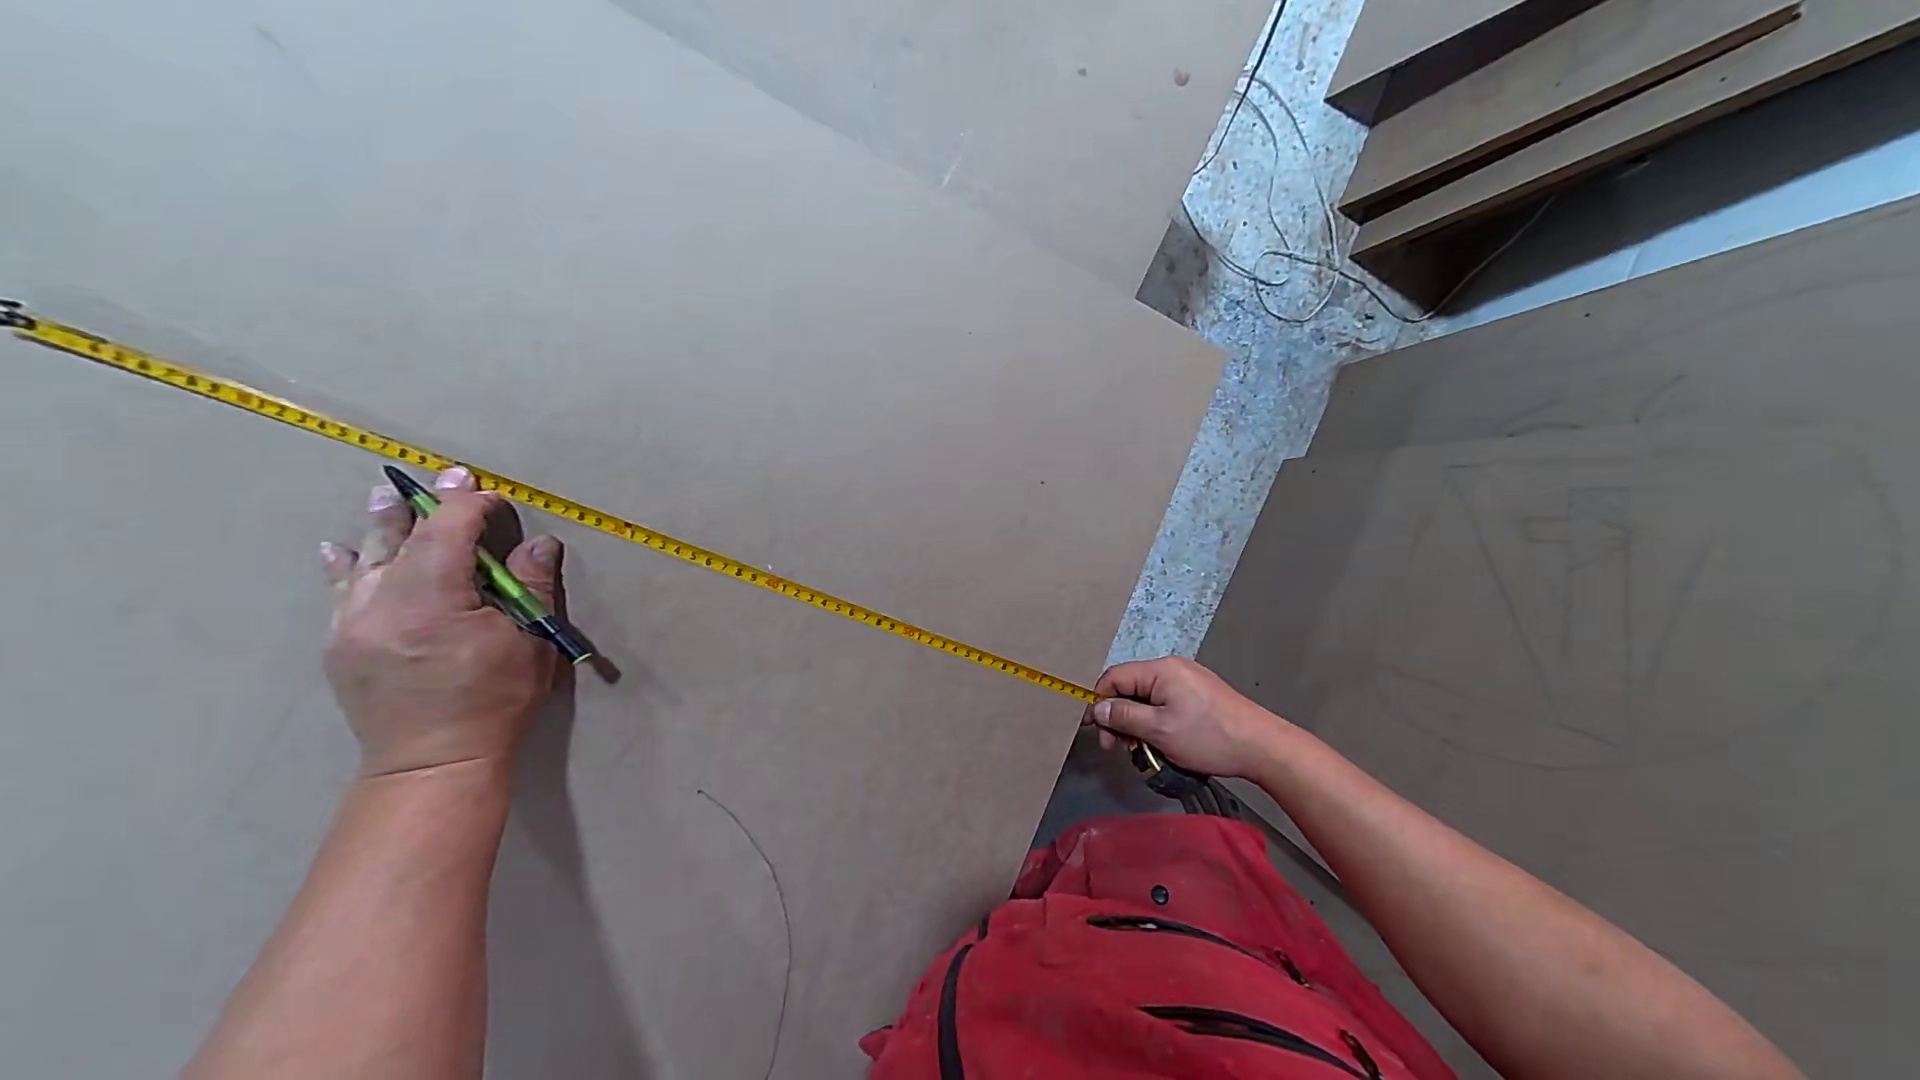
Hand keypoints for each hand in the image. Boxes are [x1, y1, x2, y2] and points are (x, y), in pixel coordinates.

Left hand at [320, 466, 563, 777]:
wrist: (432, 762)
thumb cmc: (494, 700)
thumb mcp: (528, 642)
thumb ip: (530, 586)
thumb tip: (539, 542)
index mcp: (432, 598)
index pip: (448, 531)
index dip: (470, 506)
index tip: (493, 497)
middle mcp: (381, 601)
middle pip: (402, 537)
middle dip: (427, 504)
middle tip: (444, 476)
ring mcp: (351, 622)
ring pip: (367, 560)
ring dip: (382, 526)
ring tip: (383, 496)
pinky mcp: (339, 644)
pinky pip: (339, 592)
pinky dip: (345, 566)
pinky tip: (338, 550)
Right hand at [1080, 656, 1293, 778]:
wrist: (1263, 748)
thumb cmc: (1210, 737)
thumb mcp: (1159, 730)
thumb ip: (1123, 717)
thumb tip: (1098, 708)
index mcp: (1162, 669)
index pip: (1115, 677)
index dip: (1099, 702)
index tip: (1095, 729)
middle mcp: (1173, 669)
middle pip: (1130, 688)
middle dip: (1118, 718)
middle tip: (1117, 748)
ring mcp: (1188, 681)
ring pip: (1146, 699)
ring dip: (1137, 724)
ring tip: (1141, 750)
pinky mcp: (1198, 696)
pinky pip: (1164, 704)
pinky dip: (1155, 723)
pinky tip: (1159, 743)